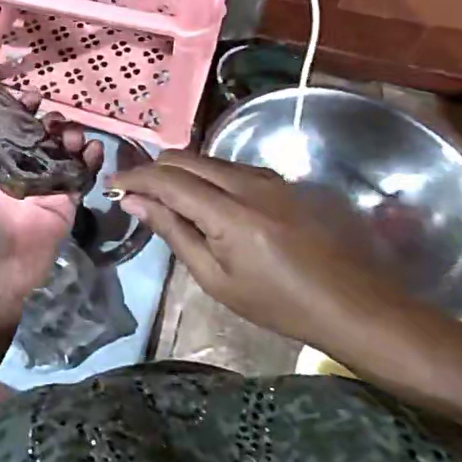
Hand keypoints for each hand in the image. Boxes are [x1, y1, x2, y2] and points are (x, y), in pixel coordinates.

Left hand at [0, 87, 101, 331]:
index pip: (9, 123)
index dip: (20, 107)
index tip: (31, 95)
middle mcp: (22, 167)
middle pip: (42, 134)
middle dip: (52, 121)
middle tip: (55, 119)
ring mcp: (46, 183)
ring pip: (64, 150)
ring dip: (72, 137)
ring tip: (73, 137)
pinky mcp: (66, 201)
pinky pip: (82, 174)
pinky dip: (90, 160)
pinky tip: (93, 151)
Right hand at [109, 152, 418, 348]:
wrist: (348, 300)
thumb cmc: (278, 302)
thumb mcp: (216, 278)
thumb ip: (175, 232)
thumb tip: (135, 201)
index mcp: (230, 213)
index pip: (169, 179)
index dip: (136, 177)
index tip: (112, 183)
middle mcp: (248, 182)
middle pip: (187, 158)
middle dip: (154, 169)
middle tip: (131, 189)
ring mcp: (268, 177)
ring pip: (210, 159)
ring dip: (181, 170)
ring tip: (161, 195)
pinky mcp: (281, 179)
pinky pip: (232, 167)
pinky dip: (207, 175)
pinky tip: (201, 197)